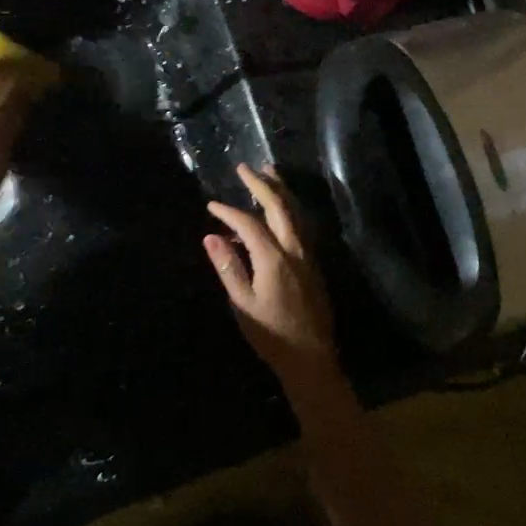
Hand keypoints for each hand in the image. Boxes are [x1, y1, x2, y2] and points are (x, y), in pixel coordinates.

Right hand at [204, 164, 337, 386]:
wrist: (311, 358)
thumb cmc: (271, 334)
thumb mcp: (242, 304)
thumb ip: (228, 267)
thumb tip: (211, 236)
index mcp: (274, 259)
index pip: (249, 224)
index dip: (229, 212)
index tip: (211, 206)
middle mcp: (295, 250)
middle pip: (280, 208)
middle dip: (262, 185)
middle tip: (245, 168)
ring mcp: (308, 256)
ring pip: (297, 214)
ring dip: (281, 191)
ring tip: (269, 173)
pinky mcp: (314, 265)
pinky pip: (302, 226)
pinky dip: (289, 210)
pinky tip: (282, 209)